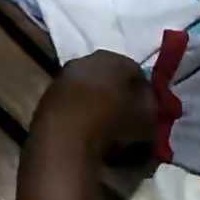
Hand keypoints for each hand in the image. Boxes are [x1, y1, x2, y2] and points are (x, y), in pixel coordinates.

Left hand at [34, 51, 154, 155]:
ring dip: (103, 110)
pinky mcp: (46, 103)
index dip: (146, 91)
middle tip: (133, 121)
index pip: (138, 71)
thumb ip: (154, 103)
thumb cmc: (115, 121)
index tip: (152, 110)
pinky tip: (93, 139)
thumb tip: (151, 100)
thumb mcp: (151, 113)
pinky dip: (85, 121)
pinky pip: (75, 110)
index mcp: (112, 58)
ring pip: (91, 94)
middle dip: (123, 98)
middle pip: (111, 80)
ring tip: (113, 135)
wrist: (65, 141)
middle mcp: (84, 61)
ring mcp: (61, 81)